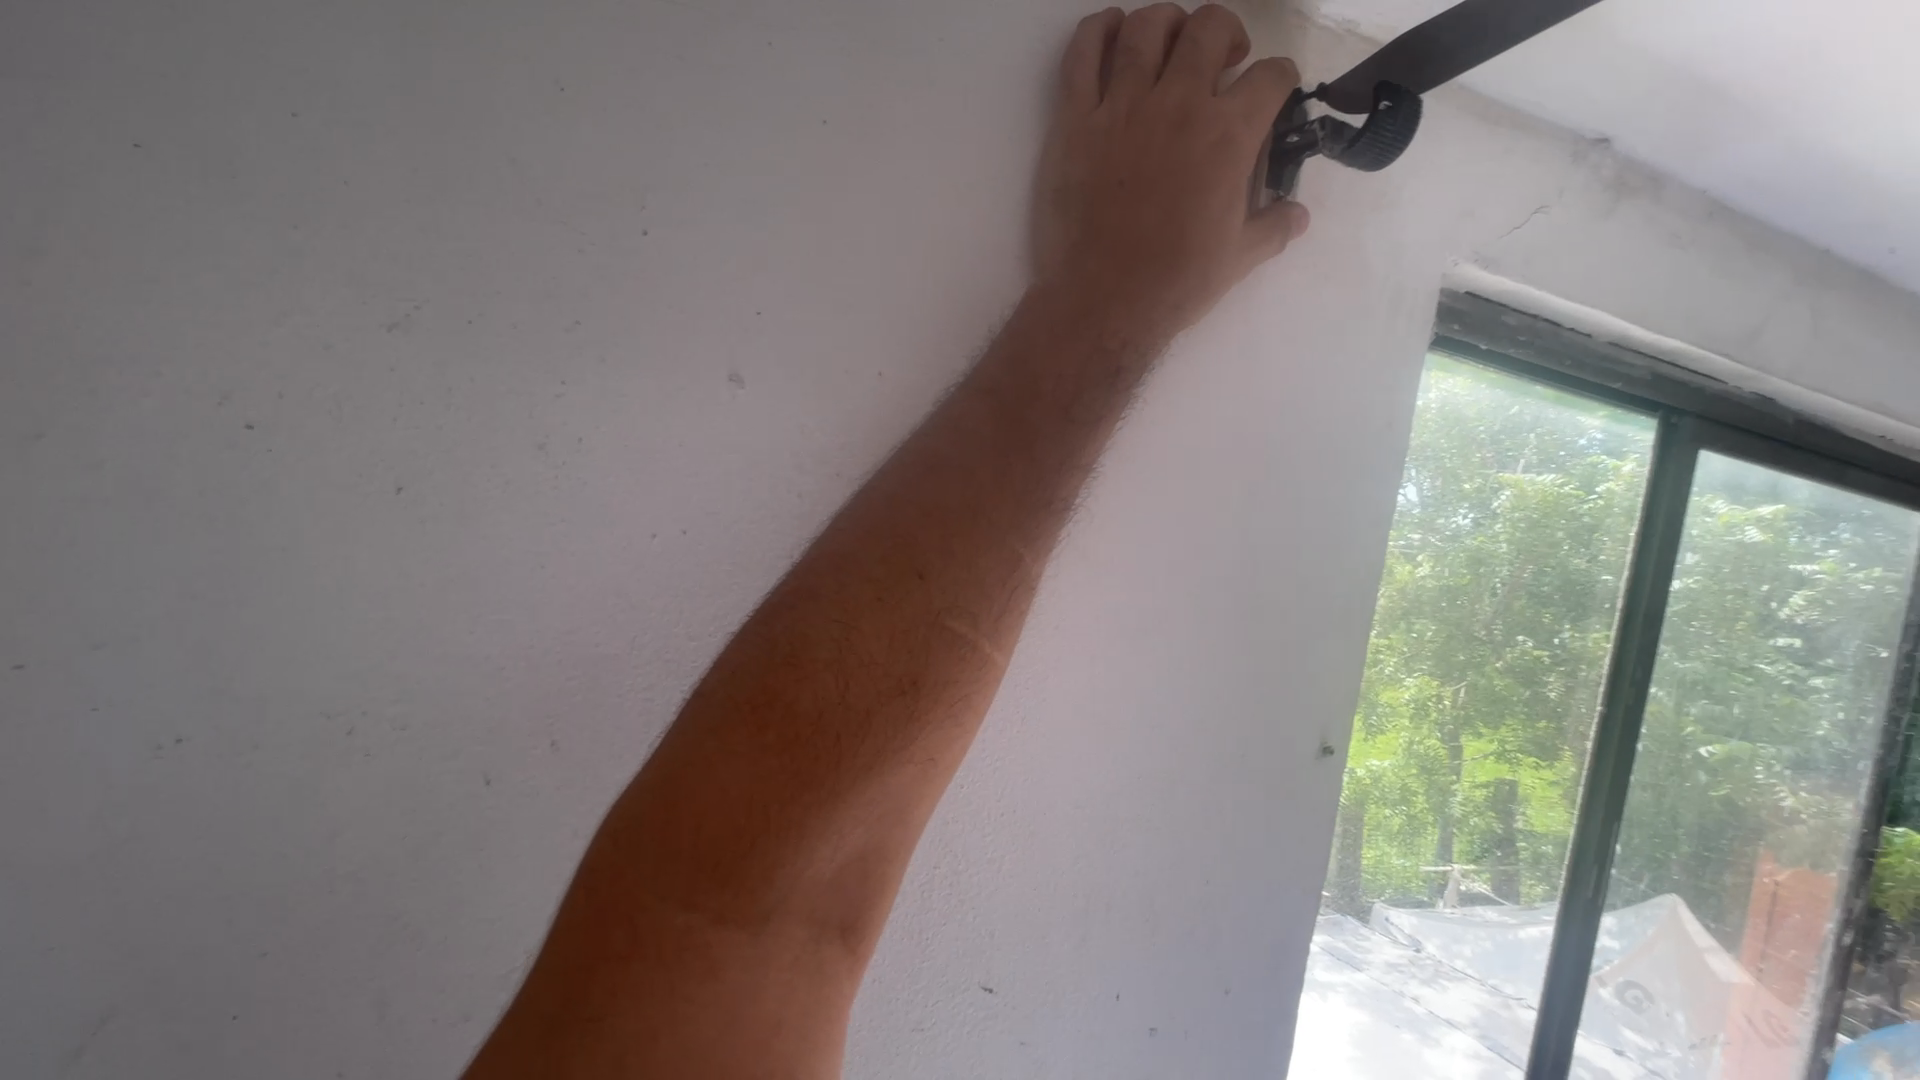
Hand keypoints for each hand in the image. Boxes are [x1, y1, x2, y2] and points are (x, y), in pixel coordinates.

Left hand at [1031, 4, 1308, 335]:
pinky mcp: (1074, 121)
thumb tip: (1299, 215)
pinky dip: (1098, 32)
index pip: (1272, 75)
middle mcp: (1179, 103)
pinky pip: (1081, 53)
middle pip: (1211, 28)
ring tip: (1168, 45)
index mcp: (1229, 134)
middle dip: (1226, 35)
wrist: (1103, 302)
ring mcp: (1122, 107)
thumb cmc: (1173, 285)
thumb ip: (1273, 228)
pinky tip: (1110, 34)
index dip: (1278, 80)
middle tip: (1222, 61)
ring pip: (1147, 27)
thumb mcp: (1237, 260)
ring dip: (1166, 25)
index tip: (1270, 93)